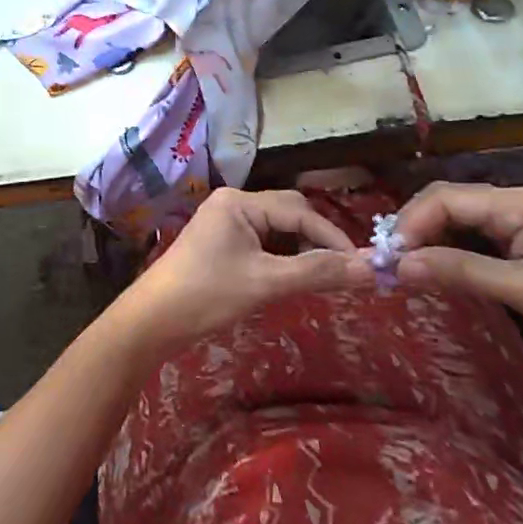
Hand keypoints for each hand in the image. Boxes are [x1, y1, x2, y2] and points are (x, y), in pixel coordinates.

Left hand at [117, 188, 368, 354]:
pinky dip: (283, 259)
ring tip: (322, 278)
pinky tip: (294, 278)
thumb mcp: (265, 283)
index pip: (300, 211)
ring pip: (278, 230)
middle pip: (290, 214)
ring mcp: (226, 223)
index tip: (362, 265)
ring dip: (301, 251)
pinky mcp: (223, 243)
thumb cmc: (207, 295)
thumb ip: (317, 272)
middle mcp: (233, 203)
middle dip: (317, 241)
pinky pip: (263, 243)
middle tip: (342, 272)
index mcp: (239, 201)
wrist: (153, 321)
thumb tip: (370, 268)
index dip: (333, 238)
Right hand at [392, 183, 522, 438]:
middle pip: (452, 203)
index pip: (447, 198)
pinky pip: (485, 238)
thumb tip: (398, 265)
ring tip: (410, 272)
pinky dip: (458, 252)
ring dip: (434, 242)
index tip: (386, 260)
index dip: (410, 224)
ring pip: (466, 220)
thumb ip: (462, 272)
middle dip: (417, 231)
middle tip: (392, 268)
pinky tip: (446, 272)